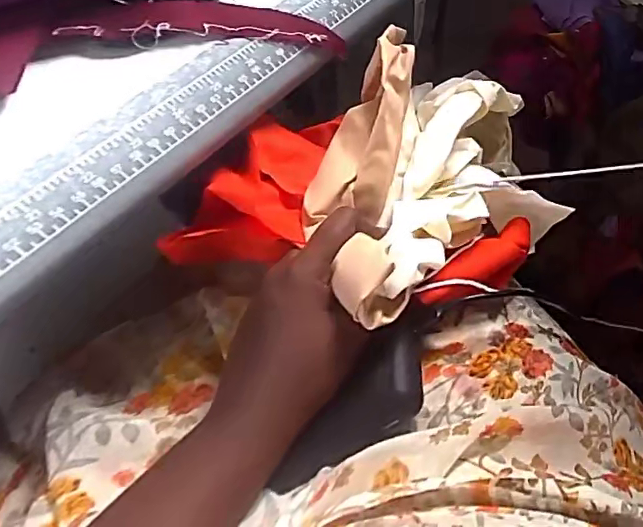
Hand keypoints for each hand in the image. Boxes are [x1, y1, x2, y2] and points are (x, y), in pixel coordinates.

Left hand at [209, 208, 369, 441]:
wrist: (248, 420)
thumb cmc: (304, 378)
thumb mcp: (350, 343)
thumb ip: (374, 306)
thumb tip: (394, 286)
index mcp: (304, 270)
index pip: (340, 221)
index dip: (367, 225)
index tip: (384, 244)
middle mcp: (281, 269)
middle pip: (323, 243)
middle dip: (349, 254)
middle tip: (371, 276)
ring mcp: (264, 286)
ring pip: (307, 263)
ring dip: (329, 273)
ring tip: (348, 297)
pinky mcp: (256, 306)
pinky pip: (290, 282)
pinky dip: (309, 288)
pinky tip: (318, 318)